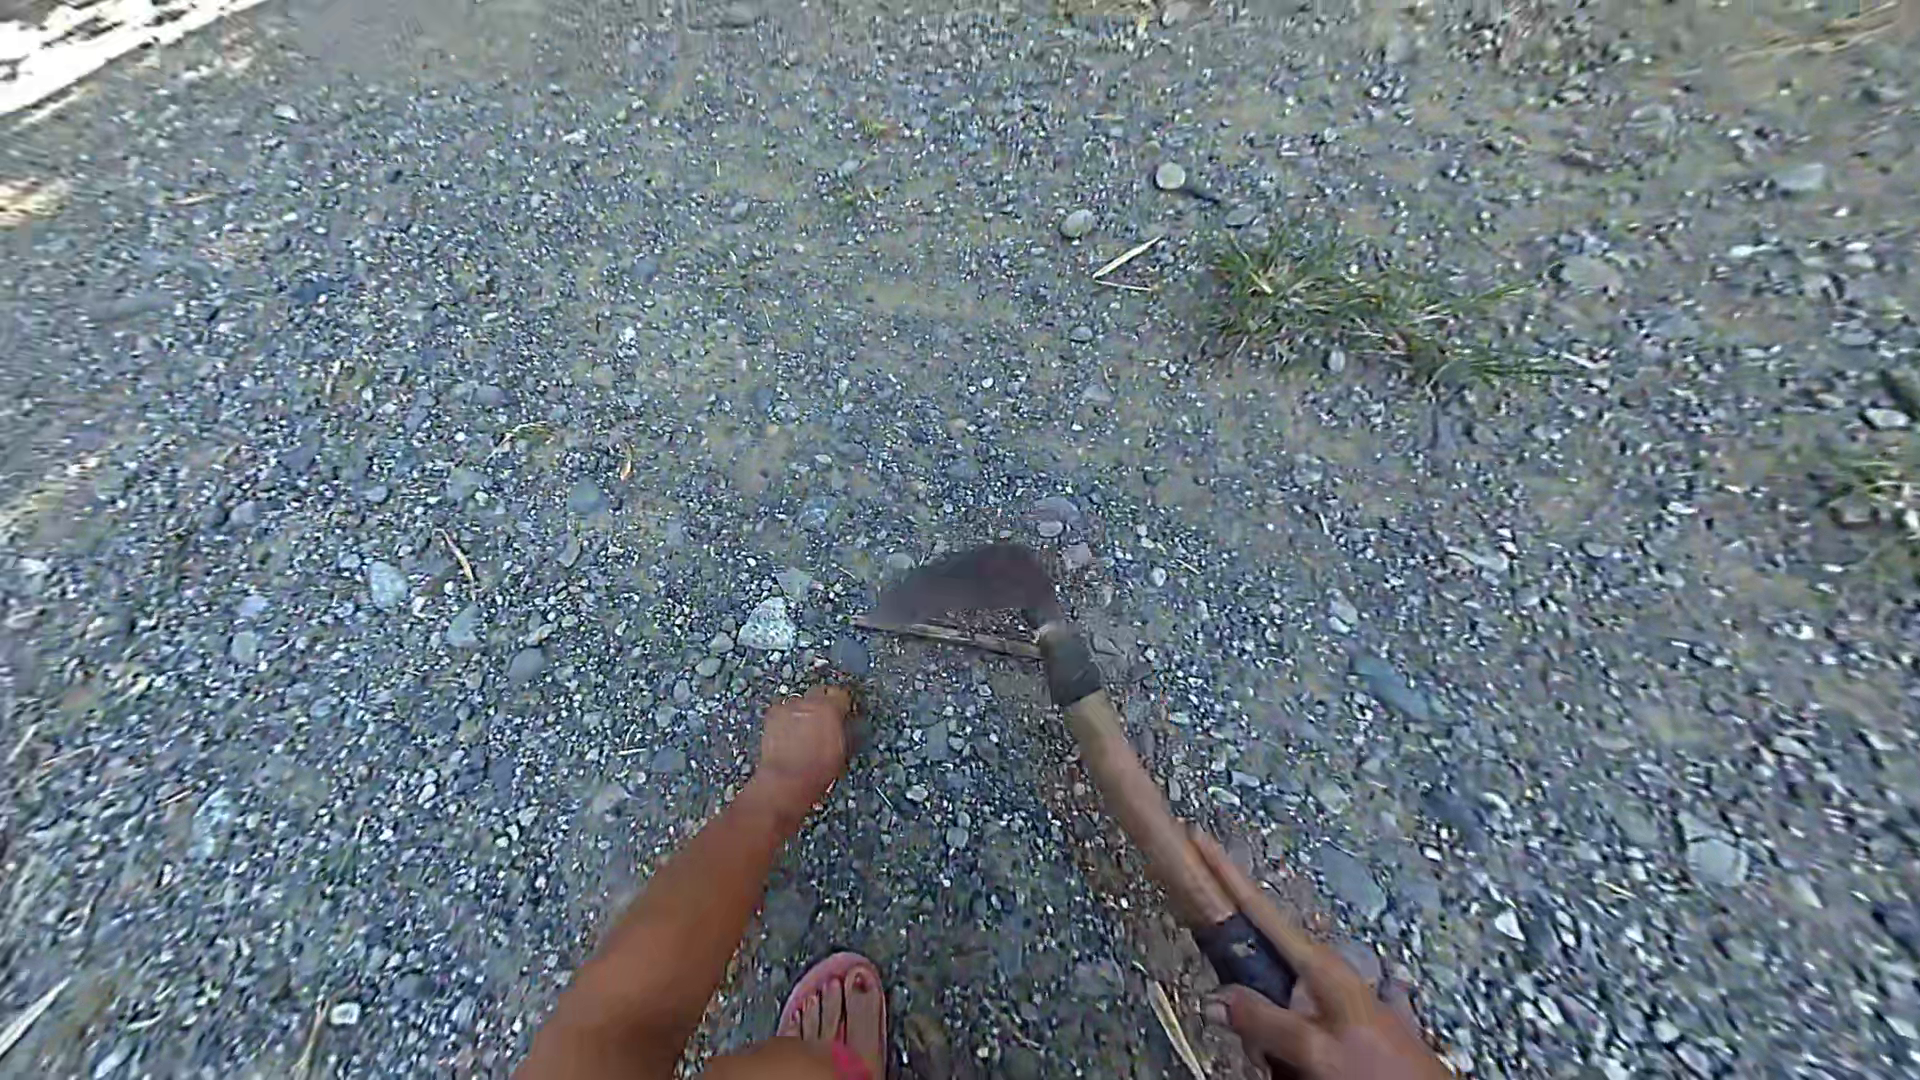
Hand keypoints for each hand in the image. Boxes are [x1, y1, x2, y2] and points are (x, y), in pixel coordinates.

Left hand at [747, 685, 852, 818]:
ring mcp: (789, 707)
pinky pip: (783, 709)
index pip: (842, 694)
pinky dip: (786, 717)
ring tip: (803, 729)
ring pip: (800, 700)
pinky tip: (787, 732)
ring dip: (804, 710)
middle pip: (820, 692)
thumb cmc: (817, 770)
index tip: (843, 712)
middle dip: (823, 702)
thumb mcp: (844, 751)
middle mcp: (810, 702)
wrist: (787, 781)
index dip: (843, 704)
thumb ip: (848, 730)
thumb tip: (849, 724)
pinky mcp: (772, 716)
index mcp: (832, 708)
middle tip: (824, 720)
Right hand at [1191, 827, 1451, 1079]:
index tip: (1197, 834)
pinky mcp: (1330, 1019)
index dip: (1223, 868)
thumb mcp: (1317, 1052)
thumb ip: (1262, 1021)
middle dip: (1242, 999)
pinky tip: (1293, 1072)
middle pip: (1253, 960)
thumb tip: (1210, 999)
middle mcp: (1316, 968)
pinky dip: (1279, 1047)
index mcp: (1314, 961)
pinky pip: (1285, 1021)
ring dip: (1262, 1035)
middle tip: (1256, 1047)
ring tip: (1283, 1071)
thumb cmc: (1382, 1074)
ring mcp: (1324, 993)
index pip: (1255, 902)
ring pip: (1266, 998)